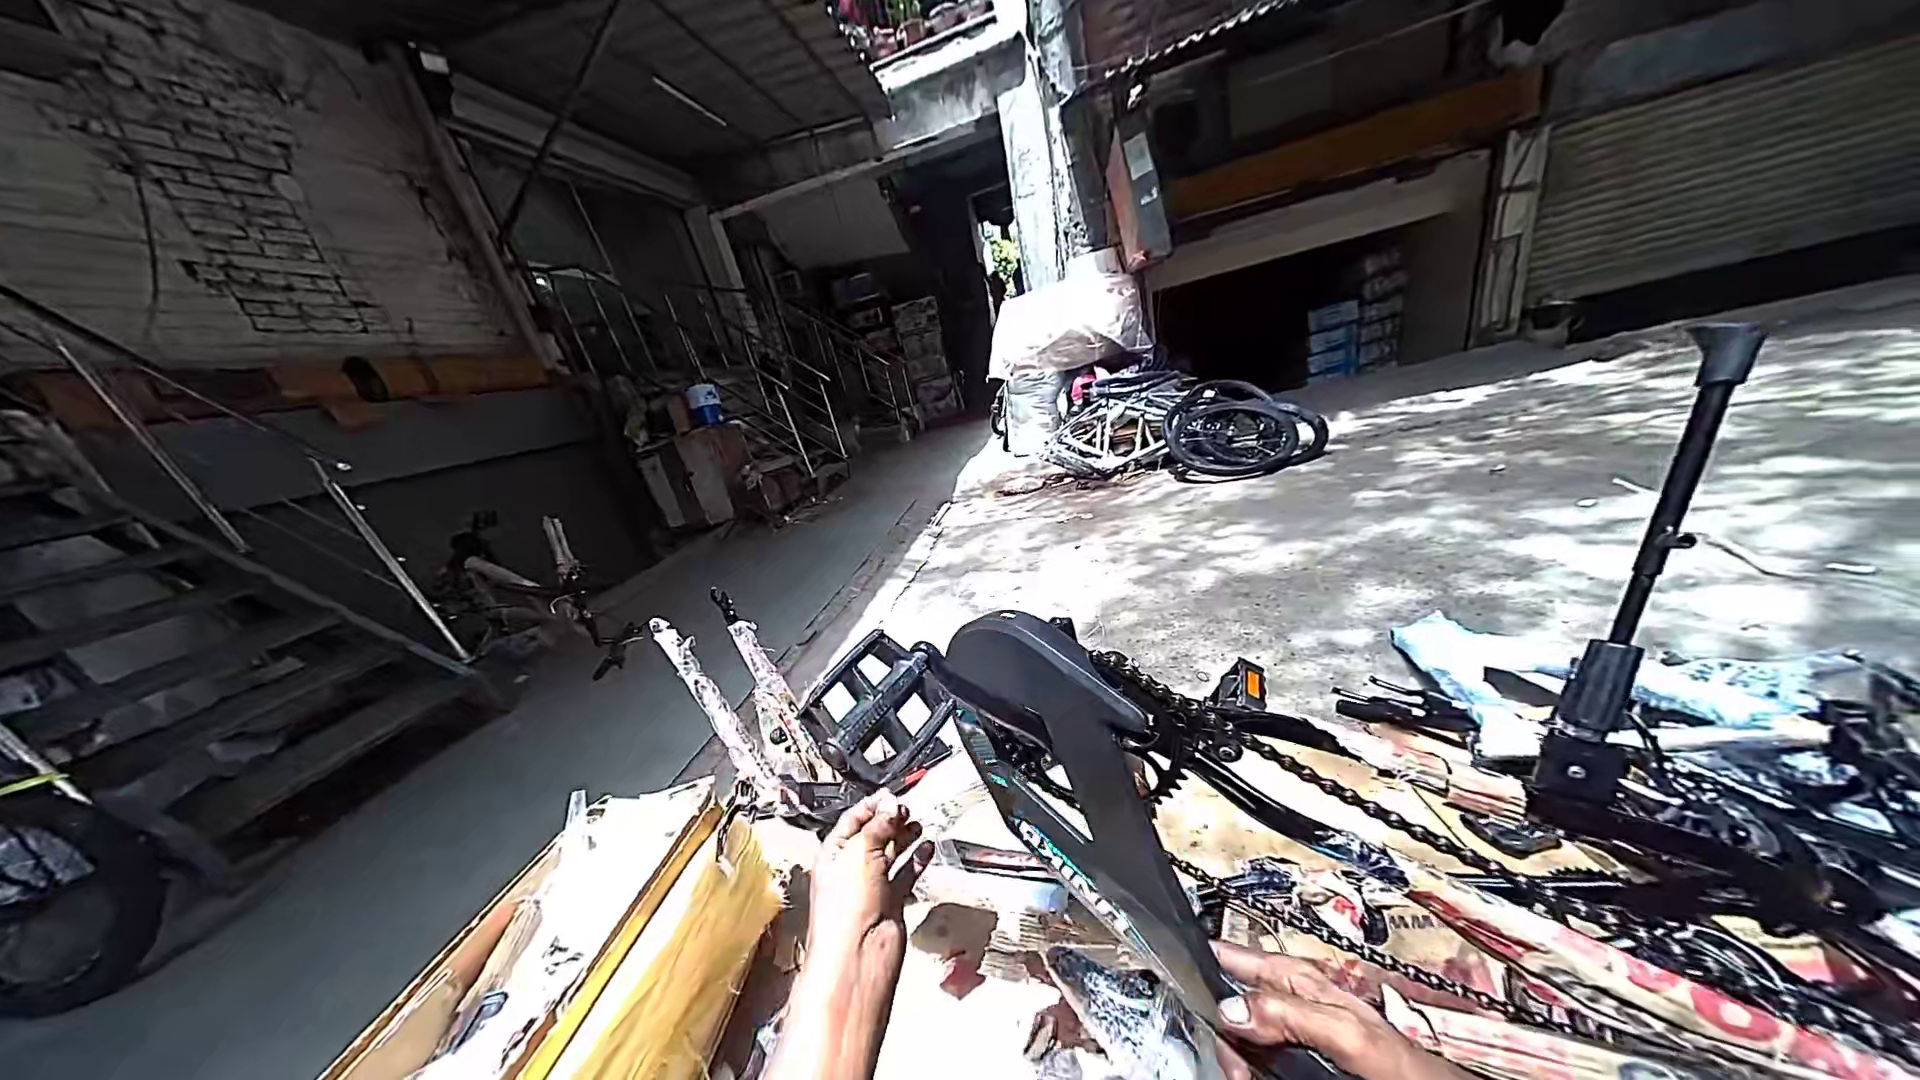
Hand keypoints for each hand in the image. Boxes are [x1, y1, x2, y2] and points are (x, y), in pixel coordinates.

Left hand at [805, 791, 933, 983]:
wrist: (858, 958)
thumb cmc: (845, 911)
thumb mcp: (861, 852)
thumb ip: (879, 825)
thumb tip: (891, 804)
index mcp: (834, 854)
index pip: (854, 819)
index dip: (873, 805)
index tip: (892, 795)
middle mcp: (851, 869)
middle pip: (873, 835)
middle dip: (890, 819)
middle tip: (908, 808)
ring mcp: (871, 887)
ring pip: (890, 854)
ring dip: (904, 837)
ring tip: (918, 824)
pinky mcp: (890, 903)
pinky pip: (905, 875)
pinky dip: (916, 860)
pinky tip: (926, 849)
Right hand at [1209, 941, 1467, 1079]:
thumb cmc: (1404, 1065)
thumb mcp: (1345, 1031)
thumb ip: (1287, 1012)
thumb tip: (1230, 1008)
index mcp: (1296, 977)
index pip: (1235, 955)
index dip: (1207, 962)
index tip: (1187, 986)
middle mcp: (1289, 998)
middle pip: (1231, 1001)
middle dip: (1223, 1028)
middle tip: (1231, 1060)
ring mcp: (1293, 1031)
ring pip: (1241, 1034)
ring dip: (1235, 1055)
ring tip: (1241, 1073)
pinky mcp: (1296, 1060)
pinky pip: (1258, 1060)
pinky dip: (1248, 1068)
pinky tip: (1248, 1075)